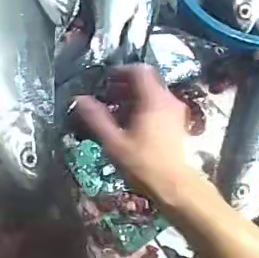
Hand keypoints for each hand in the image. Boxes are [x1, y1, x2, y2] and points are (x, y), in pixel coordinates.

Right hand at [71, 64, 203, 208]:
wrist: (175, 186)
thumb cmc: (143, 164)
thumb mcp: (114, 142)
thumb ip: (96, 118)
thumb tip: (80, 99)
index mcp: (154, 100)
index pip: (139, 71)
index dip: (120, 71)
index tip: (105, 81)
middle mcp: (168, 101)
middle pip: (146, 82)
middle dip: (124, 86)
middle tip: (106, 97)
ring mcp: (176, 113)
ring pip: (153, 95)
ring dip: (133, 99)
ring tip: (115, 112)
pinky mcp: (178, 125)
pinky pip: (159, 107)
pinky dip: (144, 109)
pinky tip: (130, 126)